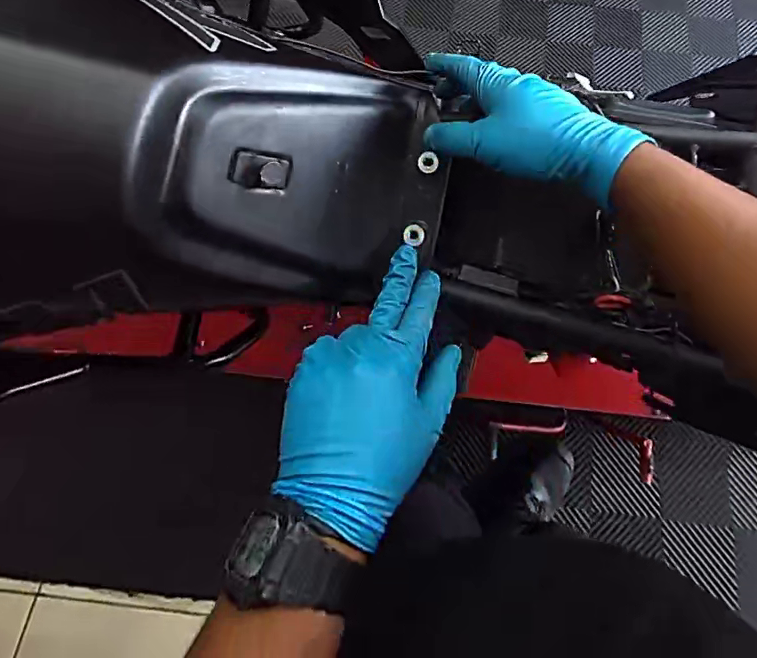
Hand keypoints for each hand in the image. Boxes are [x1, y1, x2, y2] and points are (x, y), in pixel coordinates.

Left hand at [272, 244, 461, 552]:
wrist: (329, 494)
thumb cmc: (381, 464)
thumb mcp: (428, 421)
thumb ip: (443, 376)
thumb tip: (450, 352)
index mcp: (398, 357)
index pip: (416, 309)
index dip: (424, 287)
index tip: (426, 274)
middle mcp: (361, 347)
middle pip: (384, 307)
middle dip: (397, 283)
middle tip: (404, 260)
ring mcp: (330, 355)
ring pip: (354, 334)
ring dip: (364, 346)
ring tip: (366, 389)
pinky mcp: (306, 367)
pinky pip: (328, 350)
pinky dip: (338, 361)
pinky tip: (344, 392)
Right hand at [422, 53, 651, 206]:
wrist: (588, 152)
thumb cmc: (543, 141)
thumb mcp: (483, 142)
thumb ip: (452, 138)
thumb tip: (433, 137)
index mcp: (496, 82)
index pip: (461, 65)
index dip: (442, 64)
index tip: (431, 64)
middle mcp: (516, 82)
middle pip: (479, 77)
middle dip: (457, 85)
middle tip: (443, 93)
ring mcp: (535, 94)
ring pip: (498, 92)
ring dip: (478, 101)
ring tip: (467, 116)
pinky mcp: (548, 110)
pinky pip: (516, 104)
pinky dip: (500, 112)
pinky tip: (499, 129)